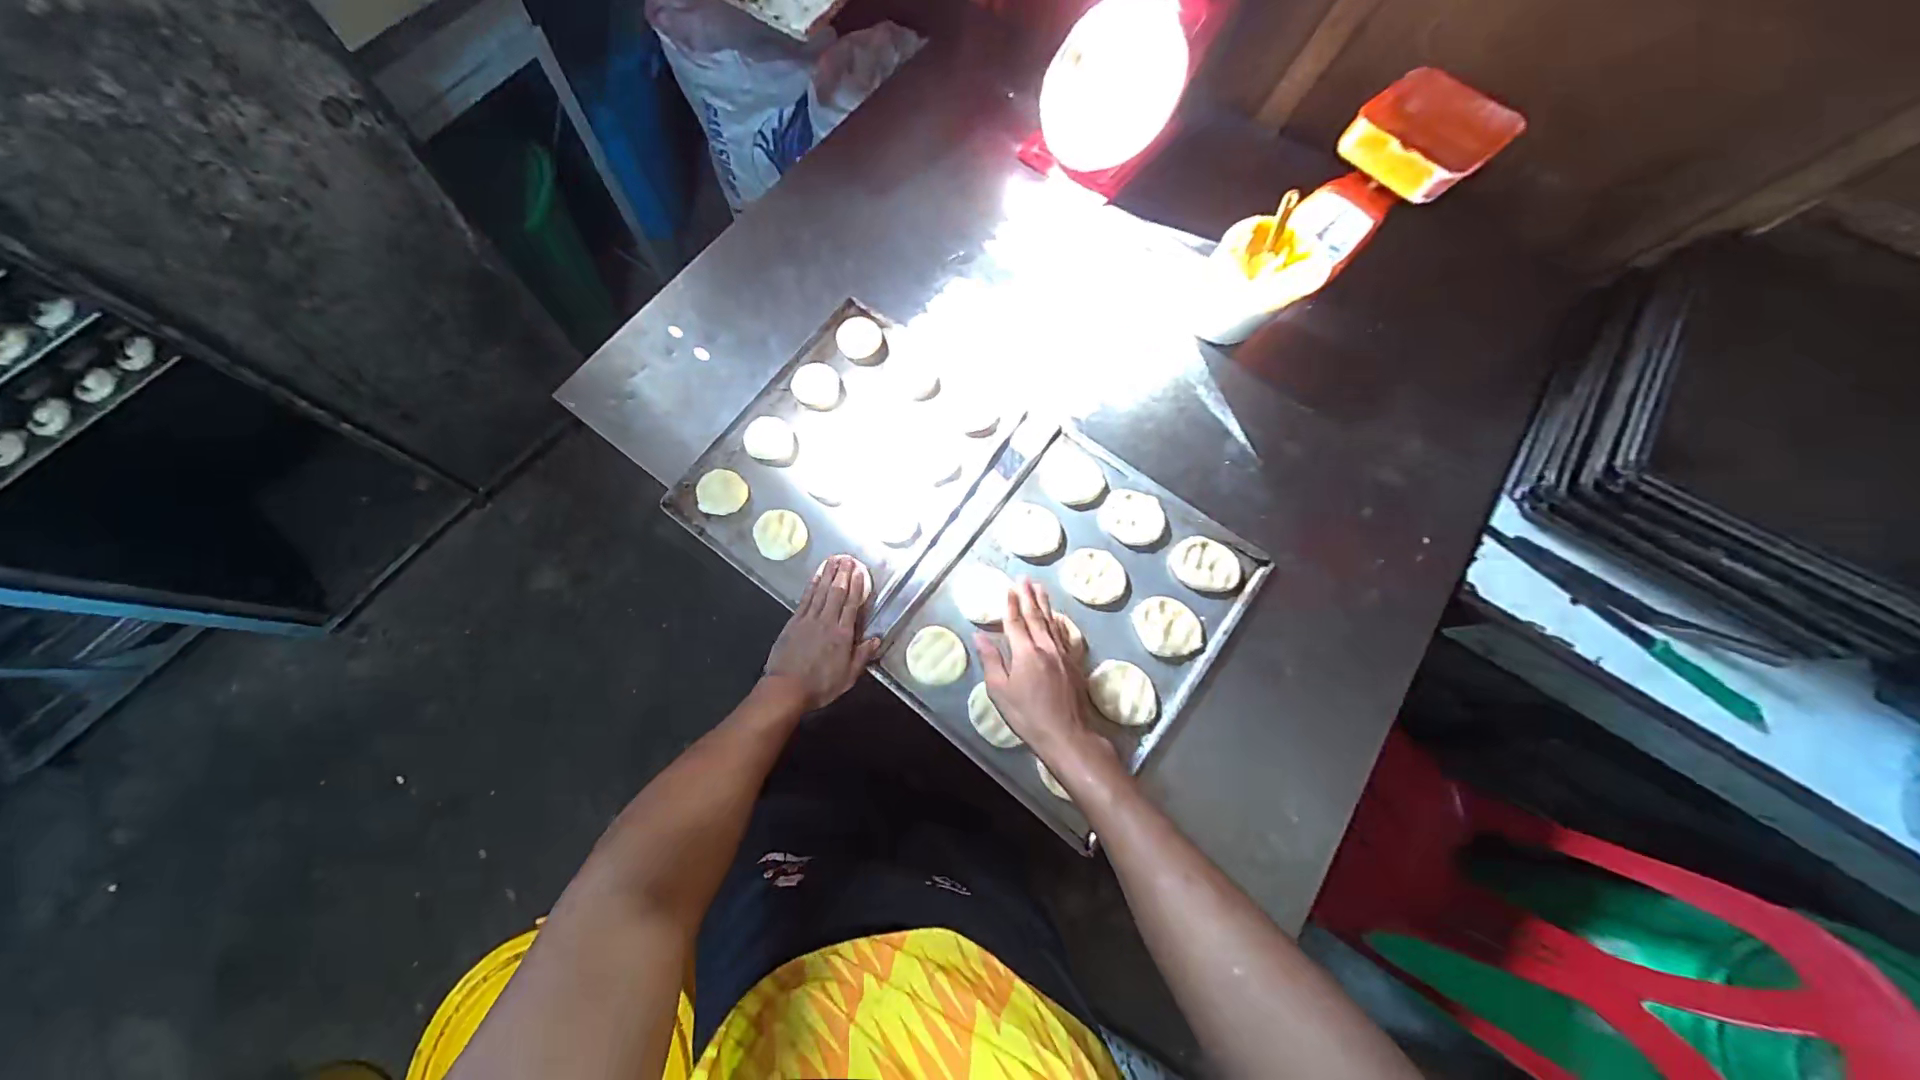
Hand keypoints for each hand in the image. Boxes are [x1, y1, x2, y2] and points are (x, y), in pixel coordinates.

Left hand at [764, 555, 881, 710]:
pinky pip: (805, 599)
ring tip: (833, 560)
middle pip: (837, 592)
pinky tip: (815, 577)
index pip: (852, 604)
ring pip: (821, 592)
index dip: (856, 586)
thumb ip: (862, 655)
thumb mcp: (848, 676)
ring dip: (828, 574)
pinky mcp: (794, 622)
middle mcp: (827, 622)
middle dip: (843, 573)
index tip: (860, 571)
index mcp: (843, 634)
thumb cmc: (820, 685)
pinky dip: (811, 586)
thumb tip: (876, 639)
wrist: (786, 688)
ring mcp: (809, 620)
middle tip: (848, 558)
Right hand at [975, 579, 1118, 782]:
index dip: (1011, 604)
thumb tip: (980, 636)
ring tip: (1040, 588)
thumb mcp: (1000, 691)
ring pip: (1053, 622)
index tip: (1009, 587)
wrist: (1067, 734)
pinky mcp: (1075, 664)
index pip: (1016, 622)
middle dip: (1029, 596)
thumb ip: (991, 661)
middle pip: (1036, 616)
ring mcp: (1063, 654)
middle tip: (1025, 578)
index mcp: (1025, 652)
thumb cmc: (1028, 716)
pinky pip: (1066, 636)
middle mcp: (1046, 647)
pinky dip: (1061, 623)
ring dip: (1045, 604)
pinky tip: (1060, 617)